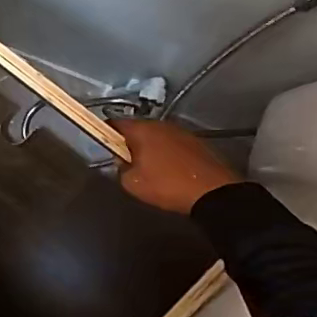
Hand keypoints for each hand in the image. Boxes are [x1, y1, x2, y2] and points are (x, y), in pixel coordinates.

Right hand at [109, 118, 241, 213]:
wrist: (213, 193)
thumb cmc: (166, 185)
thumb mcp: (131, 183)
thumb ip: (120, 168)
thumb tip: (122, 162)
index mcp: (141, 130)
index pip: (114, 123)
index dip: (105, 134)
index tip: (104, 147)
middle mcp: (161, 124)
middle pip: (137, 129)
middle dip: (129, 143)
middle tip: (126, 162)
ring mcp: (181, 131)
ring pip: (156, 136)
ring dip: (149, 147)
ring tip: (149, 168)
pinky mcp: (196, 142)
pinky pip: (172, 144)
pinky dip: (167, 153)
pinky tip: (168, 170)